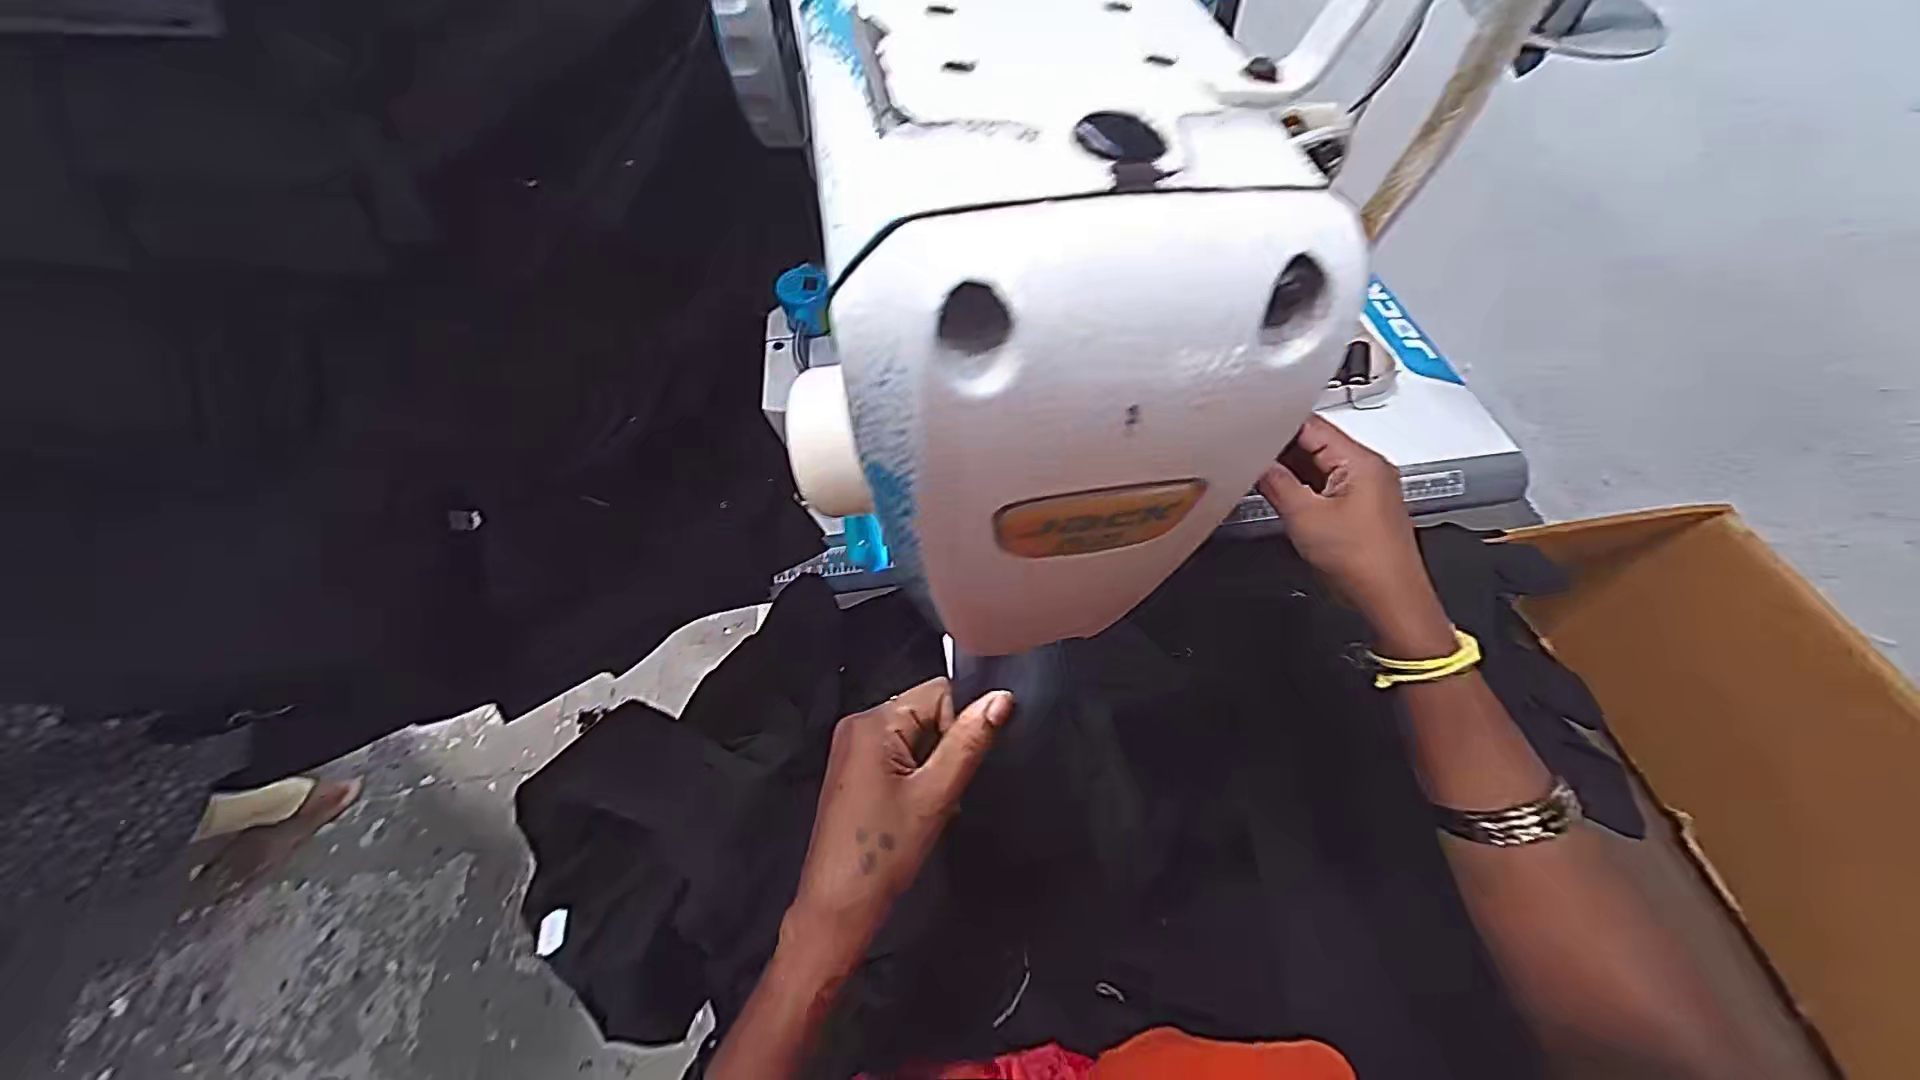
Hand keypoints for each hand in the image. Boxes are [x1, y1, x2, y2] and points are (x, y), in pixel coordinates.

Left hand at [786, 678, 1014, 958]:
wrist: (838, 907)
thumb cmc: (879, 856)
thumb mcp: (937, 794)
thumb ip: (970, 741)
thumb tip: (1000, 700)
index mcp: (873, 722)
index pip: (940, 692)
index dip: (958, 727)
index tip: (951, 769)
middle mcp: (858, 726)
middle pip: (927, 712)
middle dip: (944, 750)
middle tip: (936, 793)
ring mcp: (854, 748)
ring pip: (917, 736)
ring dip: (931, 766)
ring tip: (920, 806)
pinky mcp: (855, 769)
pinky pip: (900, 753)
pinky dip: (915, 776)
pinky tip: (909, 809)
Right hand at [1258, 414, 1451, 655]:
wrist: (1388, 596)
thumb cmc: (1363, 560)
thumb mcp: (1303, 516)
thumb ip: (1275, 483)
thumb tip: (1258, 464)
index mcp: (1361, 461)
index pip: (1312, 426)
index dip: (1277, 426)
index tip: (1249, 431)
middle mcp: (1368, 468)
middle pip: (1315, 443)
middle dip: (1280, 449)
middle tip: (1248, 456)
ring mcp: (1364, 487)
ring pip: (1318, 464)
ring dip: (1290, 469)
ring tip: (1262, 478)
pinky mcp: (1358, 505)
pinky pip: (1324, 483)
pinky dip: (1302, 486)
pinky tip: (1283, 495)